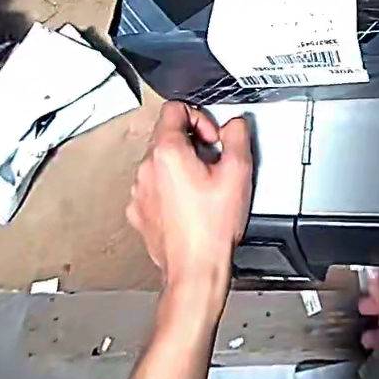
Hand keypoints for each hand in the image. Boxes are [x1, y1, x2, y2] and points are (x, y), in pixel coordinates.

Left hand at [125, 102, 253, 296]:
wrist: (196, 269)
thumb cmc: (213, 226)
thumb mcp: (239, 170)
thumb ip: (238, 134)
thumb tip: (234, 124)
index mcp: (168, 153)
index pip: (174, 109)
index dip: (200, 117)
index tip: (212, 137)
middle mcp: (146, 169)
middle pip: (168, 135)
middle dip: (194, 142)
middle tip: (214, 162)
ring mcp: (139, 191)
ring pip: (162, 160)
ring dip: (183, 164)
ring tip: (205, 186)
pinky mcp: (139, 210)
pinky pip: (155, 185)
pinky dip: (172, 187)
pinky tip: (192, 202)